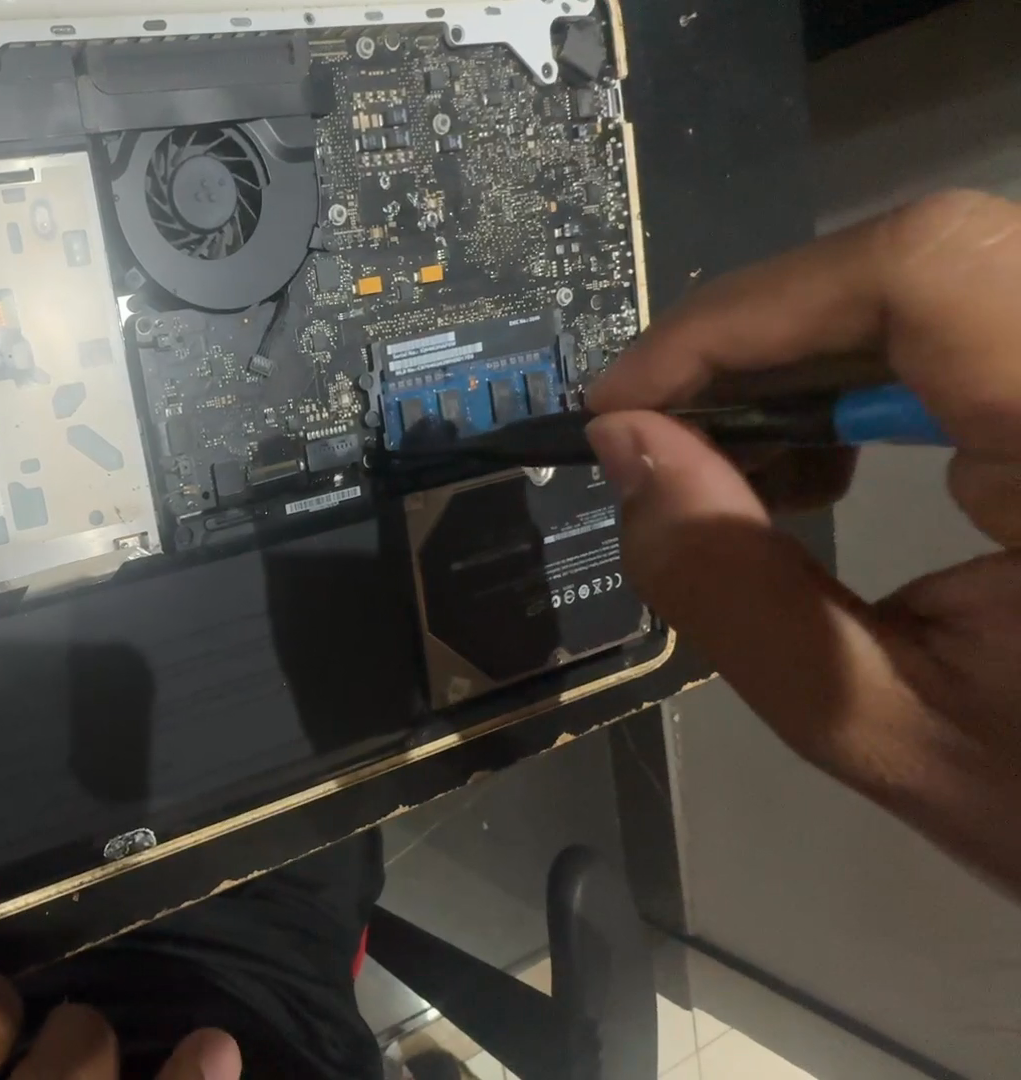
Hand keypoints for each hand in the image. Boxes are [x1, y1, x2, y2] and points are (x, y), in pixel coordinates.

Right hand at [585, 190, 1020, 893]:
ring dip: (786, 363)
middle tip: (648, 433)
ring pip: (940, 287)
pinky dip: (845, 381)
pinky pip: (965, 330)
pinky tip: (804, 463)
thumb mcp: (859, 715)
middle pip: (924, 265)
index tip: (623, 402)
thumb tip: (622, 442)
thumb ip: (723, 579)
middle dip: (742, 344)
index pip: (921, 273)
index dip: (737, 316)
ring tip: (723, 464)